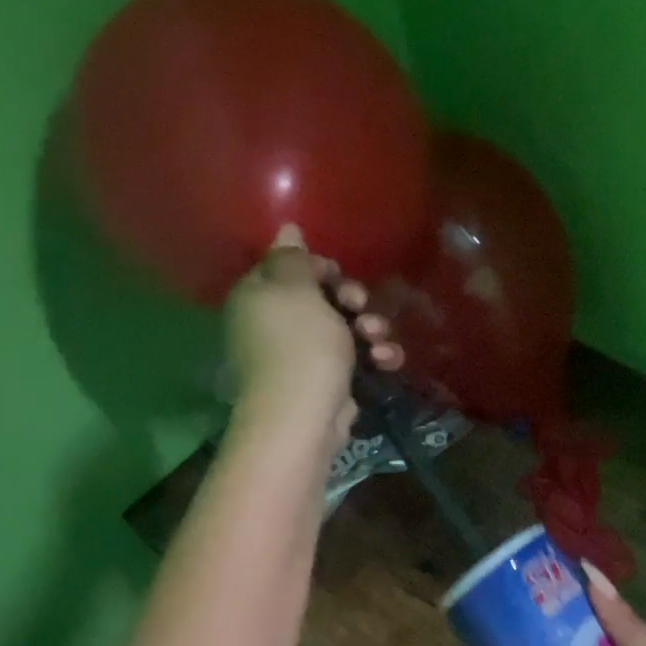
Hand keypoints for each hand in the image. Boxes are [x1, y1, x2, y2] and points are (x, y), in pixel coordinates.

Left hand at [226, 224, 402, 440]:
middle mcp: (274, 323)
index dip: (317, 267)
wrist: (303, 415)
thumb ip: (293, 257)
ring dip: (370, 327)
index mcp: (258, 296)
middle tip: (359, 304)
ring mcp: (301, 355)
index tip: (336, 274)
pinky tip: (386, 361)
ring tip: (377, 338)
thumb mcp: (295, 288)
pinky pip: (355, 357)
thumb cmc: (299, 343)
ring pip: (345, 327)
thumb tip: (286, 229)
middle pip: (320, 296)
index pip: (286, 267)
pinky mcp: (326, 380)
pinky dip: (374, 355)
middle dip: (351, 298)